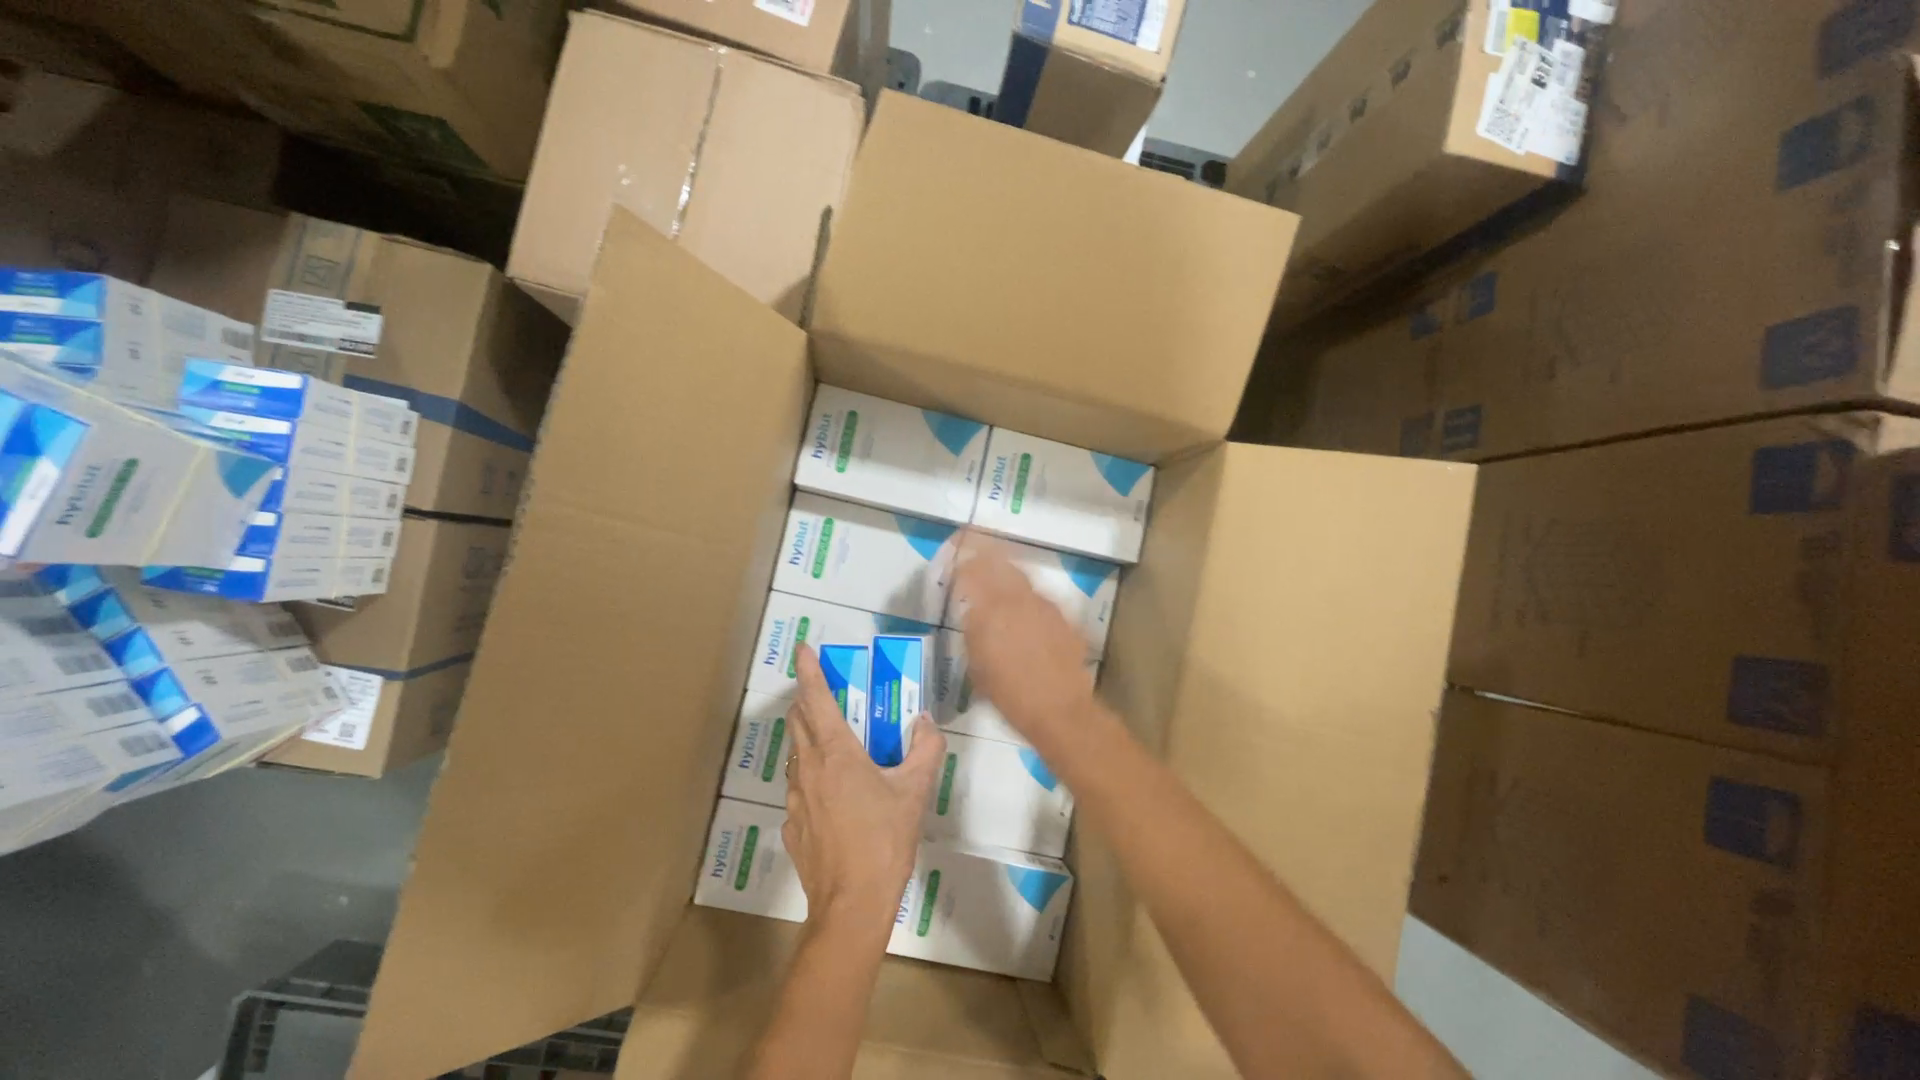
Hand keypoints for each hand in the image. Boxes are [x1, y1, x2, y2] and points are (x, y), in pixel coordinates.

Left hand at [782, 643, 946, 935]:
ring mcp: (795, 799)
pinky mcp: (792, 826)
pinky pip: (800, 789)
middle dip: (807, 701)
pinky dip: (812, 778)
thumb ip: (924, 750)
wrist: (852, 904)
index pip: (816, 699)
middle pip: (798, 722)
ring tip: (835, 745)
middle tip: (826, 694)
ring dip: (809, 739)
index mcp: (836, 753)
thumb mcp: (915, 792)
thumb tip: (925, 722)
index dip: (809, 671)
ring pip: (797, 755)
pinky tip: (834, 798)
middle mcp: (808, 768)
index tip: (803, 649)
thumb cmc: (885, 840)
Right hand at [951, 532, 1097, 744]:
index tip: (954, 554)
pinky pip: (1040, 599)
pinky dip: (1027, 597)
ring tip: (998, 575)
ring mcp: (1046, 607)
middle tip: (975, 546)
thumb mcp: (978, 667)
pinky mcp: (1065, 619)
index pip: (973, 570)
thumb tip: (974, 613)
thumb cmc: (1011, 696)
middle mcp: (1020, 600)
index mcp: (992, 610)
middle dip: (986, 552)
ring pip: (1023, 578)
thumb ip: (974, 632)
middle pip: (1001, 563)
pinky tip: (1024, 610)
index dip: (963, 559)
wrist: (1061, 711)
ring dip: (1007, 572)